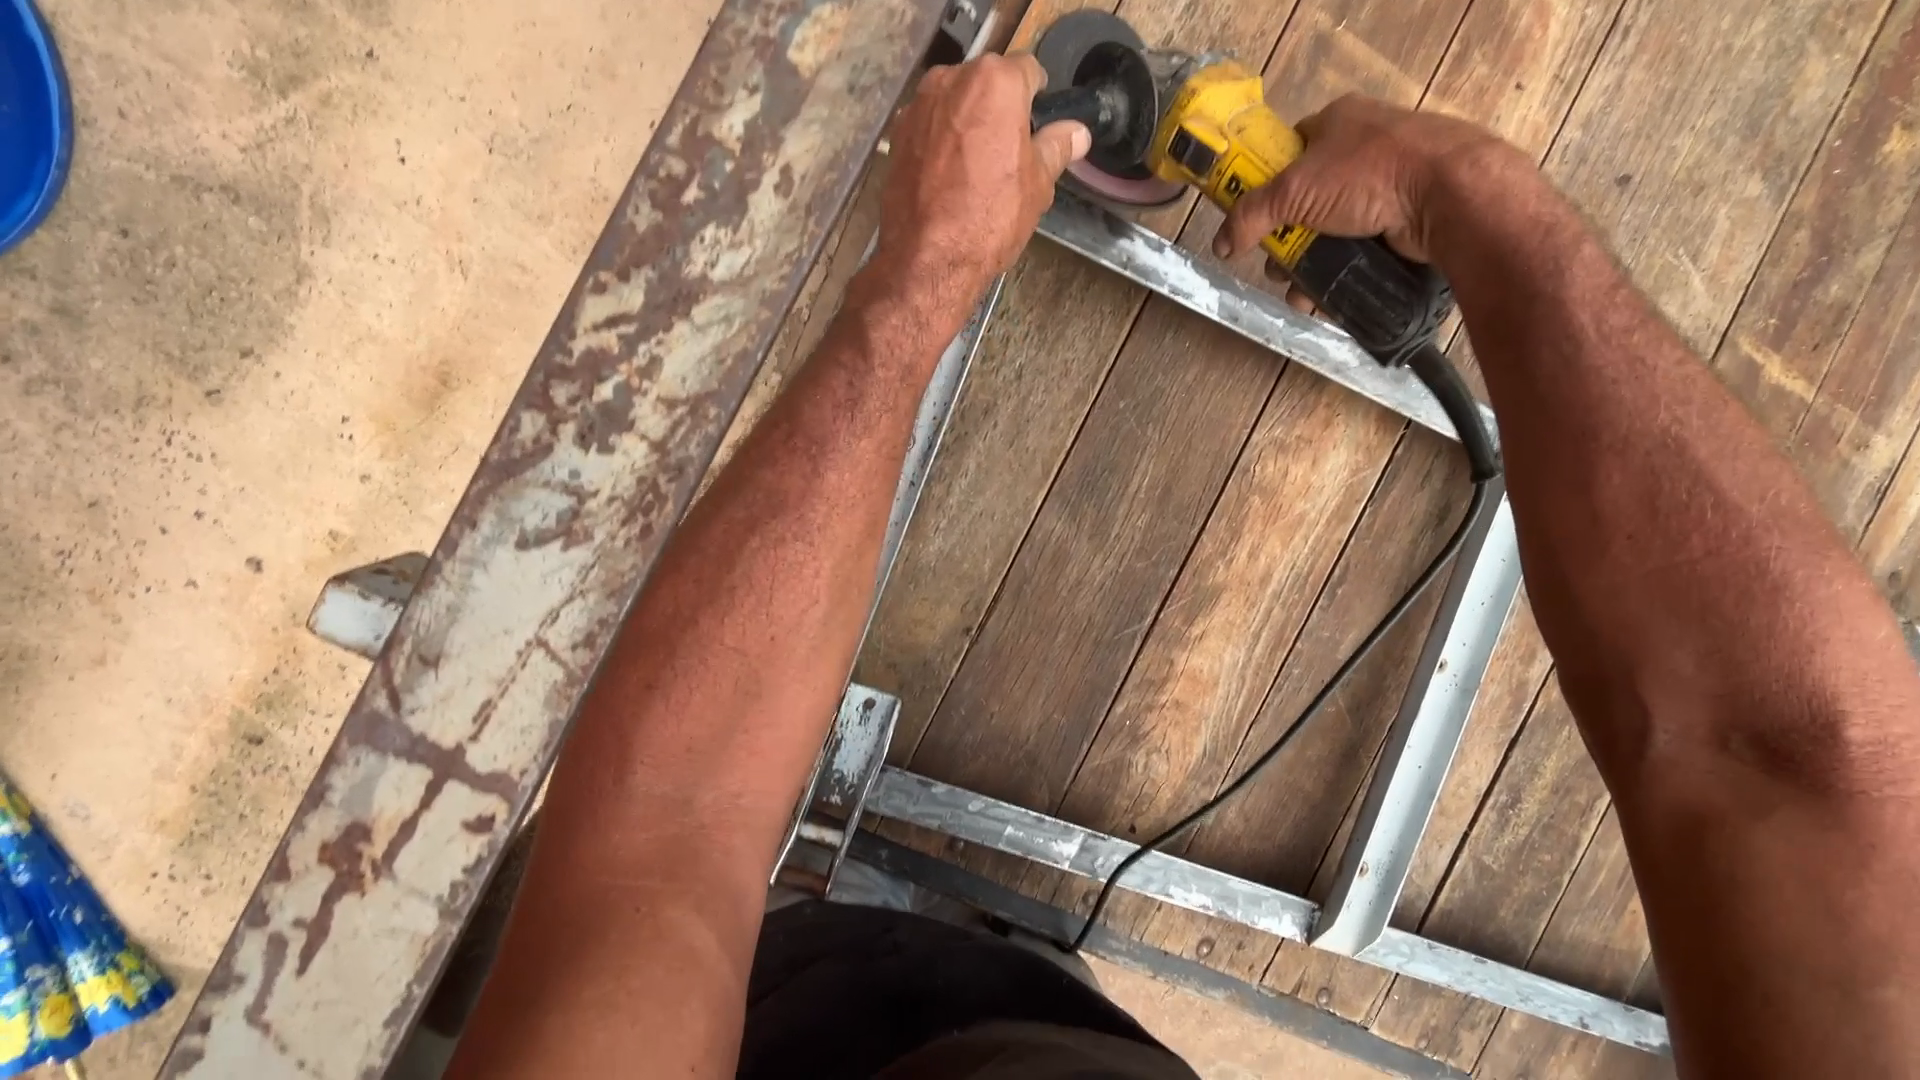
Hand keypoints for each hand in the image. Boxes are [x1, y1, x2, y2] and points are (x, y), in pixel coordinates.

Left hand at [875, 54, 1090, 291]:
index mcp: (996, 82)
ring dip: (968, 126)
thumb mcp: (1038, 185)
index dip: (1037, 99)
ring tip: (976, 172)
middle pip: (987, 84)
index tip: (1037, 126)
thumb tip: (1077, 133)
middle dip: (999, 111)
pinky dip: (940, 143)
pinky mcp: (897, 134)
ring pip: (955, 104)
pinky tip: (948, 179)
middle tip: (1008, 156)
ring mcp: (919, 105)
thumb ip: (1057, 148)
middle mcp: (953, 80)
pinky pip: (930, 128)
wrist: (928, 258)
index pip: (1028, 72)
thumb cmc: (989, 219)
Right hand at [1211, 94, 1509, 271]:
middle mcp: (1362, 146)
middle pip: (1303, 200)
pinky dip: (1337, 272)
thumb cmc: (1367, 173)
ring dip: (1307, 264)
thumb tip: (1219, 245)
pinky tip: (1324, 296)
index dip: (1264, 184)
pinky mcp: (1402, 217)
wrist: (1449, 194)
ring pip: (1329, 229)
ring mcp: (1385, 181)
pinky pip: (1356, 248)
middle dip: (1284, 239)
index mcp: (1337, 120)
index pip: (1287, 150)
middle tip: (1276, 263)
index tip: (1252, 219)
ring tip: (1299, 291)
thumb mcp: (1294, 190)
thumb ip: (1249, 217)